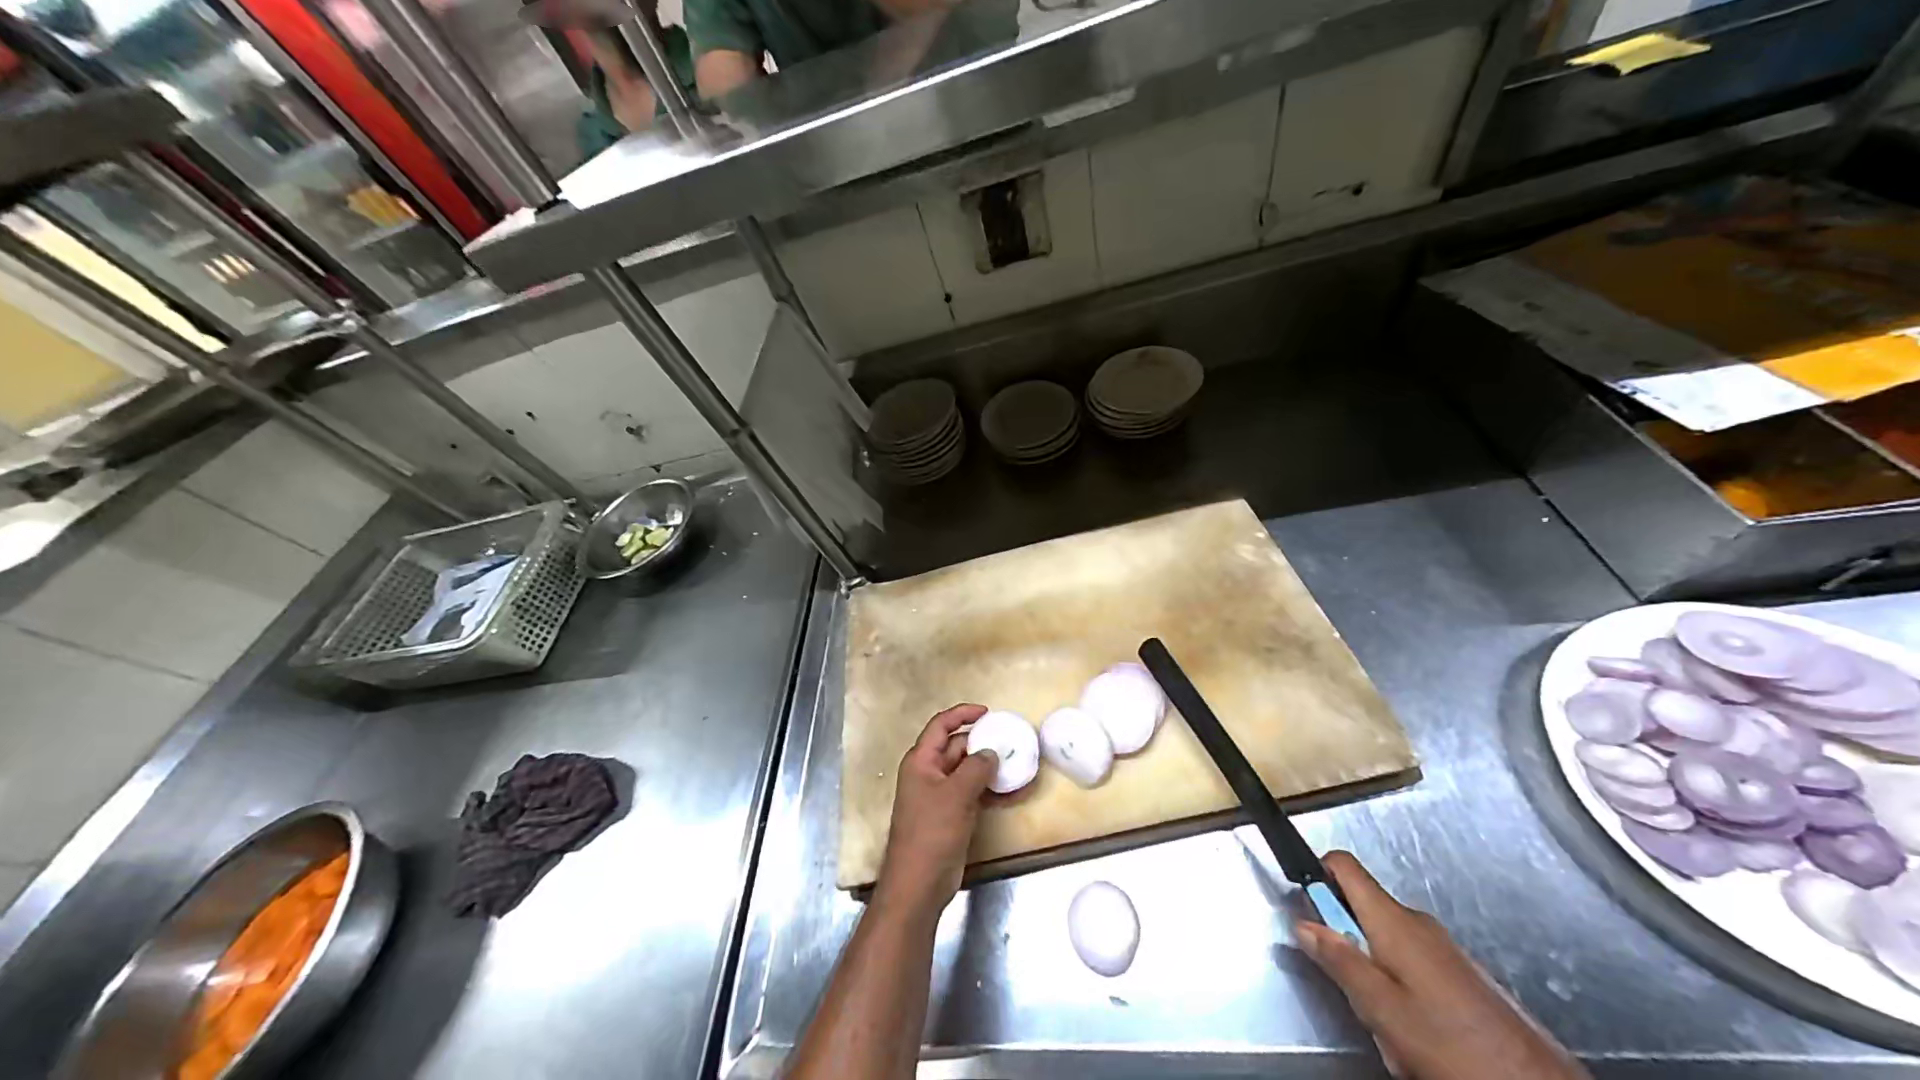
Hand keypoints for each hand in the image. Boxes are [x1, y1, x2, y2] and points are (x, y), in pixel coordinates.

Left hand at [875, 704, 996, 918]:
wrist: (919, 882)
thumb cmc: (932, 832)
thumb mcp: (956, 794)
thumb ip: (976, 768)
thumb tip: (990, 752)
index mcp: (920, 761)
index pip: (941, 726)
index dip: (962, 714)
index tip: (988, 712)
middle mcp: (928, 773)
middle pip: (955, 747)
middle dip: (980, 742)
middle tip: (1008, 740)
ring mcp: (939, 795)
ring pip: (965, 770)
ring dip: (987, 766)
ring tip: (1014, 762)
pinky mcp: (950, 815)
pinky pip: (971, 792)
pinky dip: (988, 789)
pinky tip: (1010, 790)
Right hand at [1295, 852, 1590, 1079]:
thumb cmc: (1453, 1044)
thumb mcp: (1379, 1006)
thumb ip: (1338, 959)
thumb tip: (1305, 925)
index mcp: (1394, 920)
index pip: (1344, 867)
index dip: (1316, 873)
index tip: (1304, 903)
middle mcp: (1418, 923)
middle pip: (1360, 911)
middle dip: (1345, 945)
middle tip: (1351, 991)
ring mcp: (1442, 947)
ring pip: (1383, 944)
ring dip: (1373, 975)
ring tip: (1387, 1023)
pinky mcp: (1460, 973)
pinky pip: (1410, 965)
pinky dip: (1399, 990)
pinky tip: (1413, 1033)